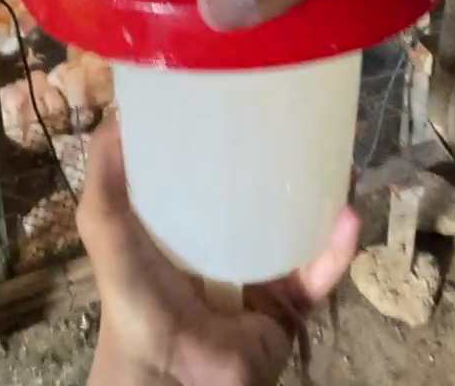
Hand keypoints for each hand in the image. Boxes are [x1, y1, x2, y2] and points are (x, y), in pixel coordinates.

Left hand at [78, 124, 358, 384]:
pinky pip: (319, 275)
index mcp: (190, 219)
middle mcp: (229, 242)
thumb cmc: (134, 293)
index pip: (217, 168)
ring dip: (327, 197)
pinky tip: (349, 216)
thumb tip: (120, 110)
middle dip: (293, 161)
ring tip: (344, 161)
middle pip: (268, 193)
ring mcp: (262, 274)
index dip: (236, 135)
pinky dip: (337, 249)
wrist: (167, 374)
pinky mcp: (287, 307)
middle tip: (312, 123)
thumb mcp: (105, 223)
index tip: (254, 95)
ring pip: (304, 228)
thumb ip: (107, 171)